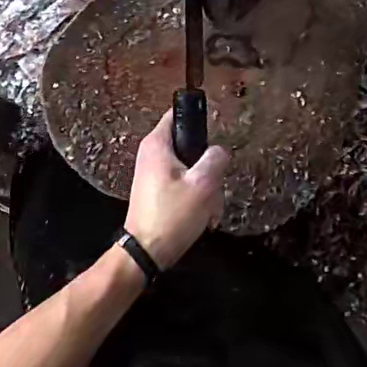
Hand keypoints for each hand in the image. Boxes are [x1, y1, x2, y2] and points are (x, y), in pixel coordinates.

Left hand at [123, 110, 229, 268]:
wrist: (146, 253)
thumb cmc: (172, 215)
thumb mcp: (203, 184)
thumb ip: (216, 159)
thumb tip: (220, 150)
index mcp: (157, 144)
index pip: (178, 113)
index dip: (199, 117)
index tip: (217, 131)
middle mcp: (151, 154)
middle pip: (189, 144)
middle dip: (207, 163)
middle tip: (214, 181)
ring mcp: (152, 173)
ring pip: (189, 167)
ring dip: (204, 185)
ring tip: (210, 205)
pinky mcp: (157, 192)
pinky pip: (183, 184)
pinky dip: (195, 196)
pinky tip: (203, 214)